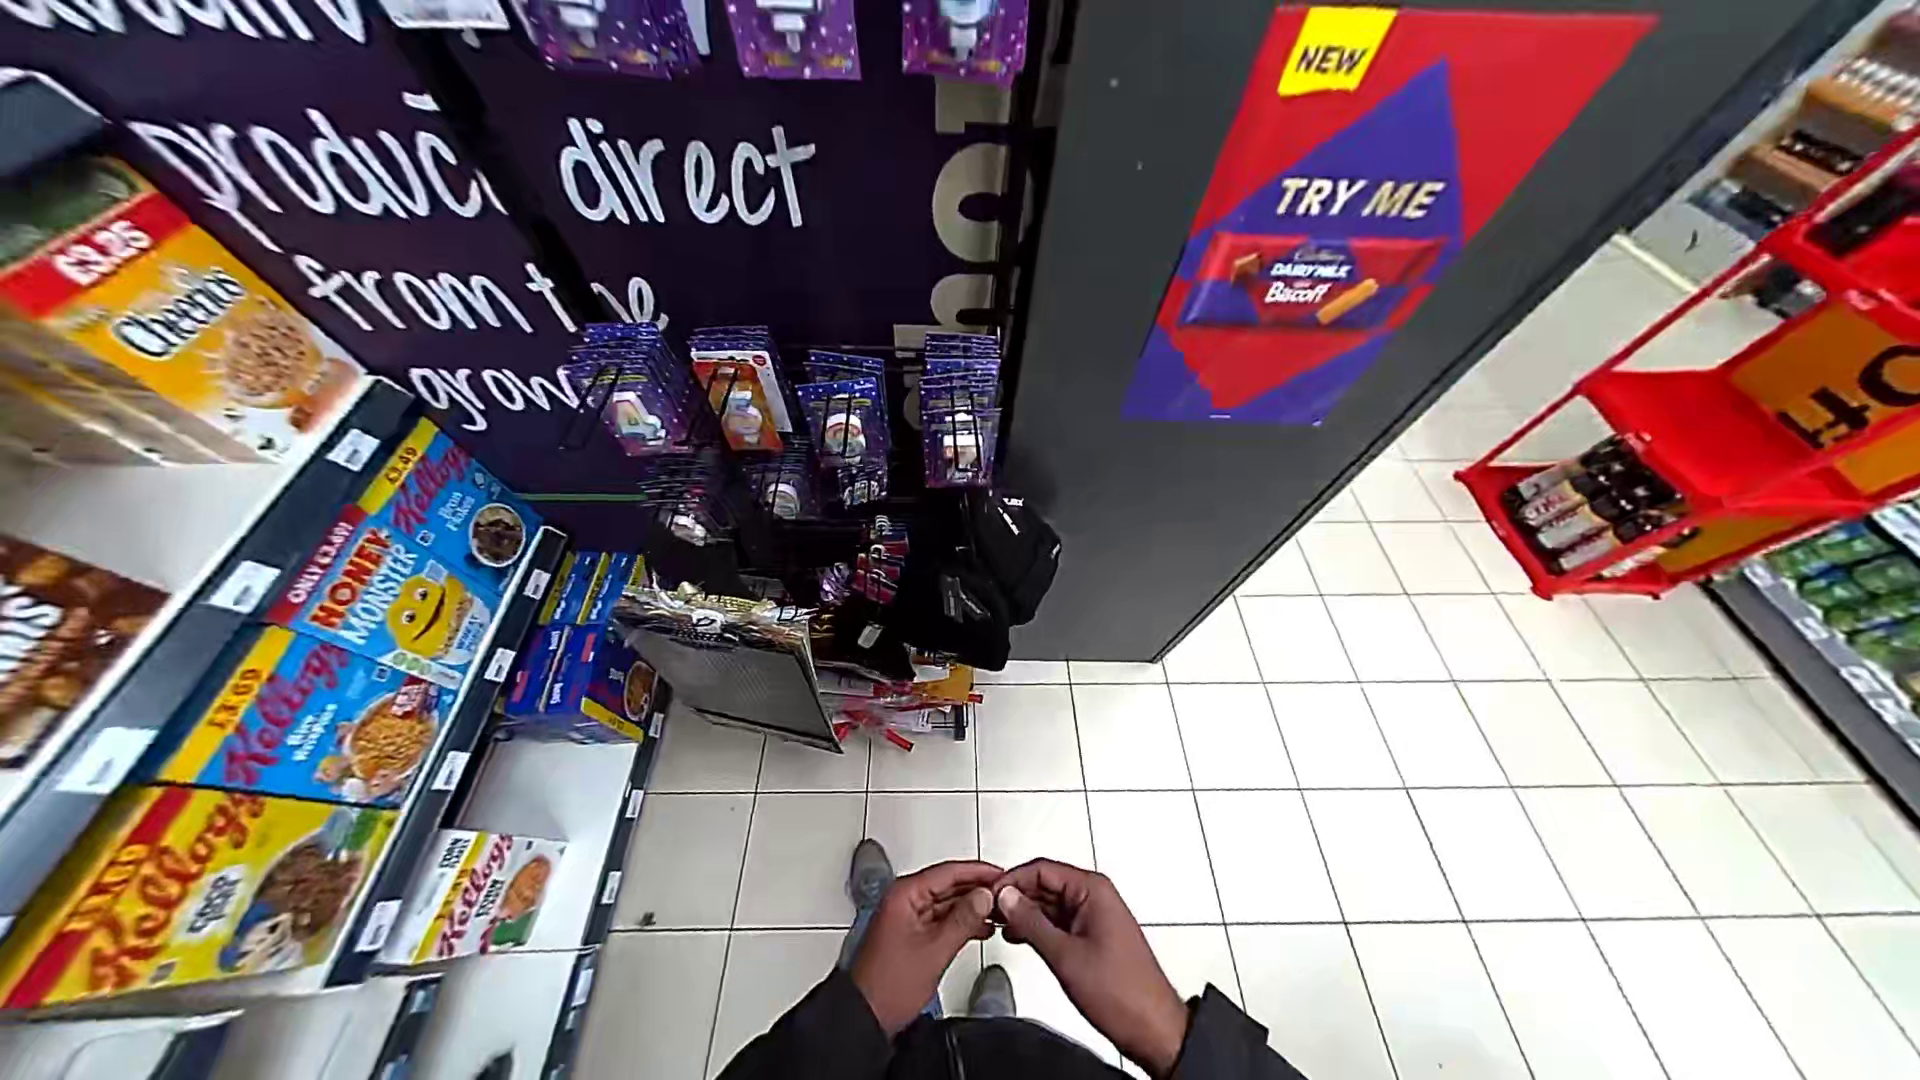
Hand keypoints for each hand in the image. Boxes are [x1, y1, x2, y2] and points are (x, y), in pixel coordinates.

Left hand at [850, 860, 1001, 1034]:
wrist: (865, 1018)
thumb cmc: (886, 986)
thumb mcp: (934, 951)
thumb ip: (963, 919)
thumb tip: (984, 895)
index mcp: (905, 894)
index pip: (948, 872)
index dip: (978, 871)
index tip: (1000, 874)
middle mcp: (905, 899)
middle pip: (948, 884)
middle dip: (977, 889)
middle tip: (1003, 894)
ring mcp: (909, 915)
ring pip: (947, 901)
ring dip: (972, 906)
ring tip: (998, 911)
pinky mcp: (912, 931)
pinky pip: (942, 917)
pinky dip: (962, 921)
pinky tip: (980, 927)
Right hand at [994, 859, 1189, 1077]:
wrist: (1154, 1031)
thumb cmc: (1124, 994)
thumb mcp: (1065, 955)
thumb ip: (1031, 922)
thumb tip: (1008, 897)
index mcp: (1093, 890)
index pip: (1042, 868)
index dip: (1013, 879)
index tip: (992, 894)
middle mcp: (1095, 896)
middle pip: (1045, 882)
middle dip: (1017, 896)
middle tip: (992, 910)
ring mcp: (1094, 915)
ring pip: (1050, 902)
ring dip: (1025, 913)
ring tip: (1001, 925)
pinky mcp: (1092, 934)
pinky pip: (1058, 920)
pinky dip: (1038, 927)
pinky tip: (1021, 937)